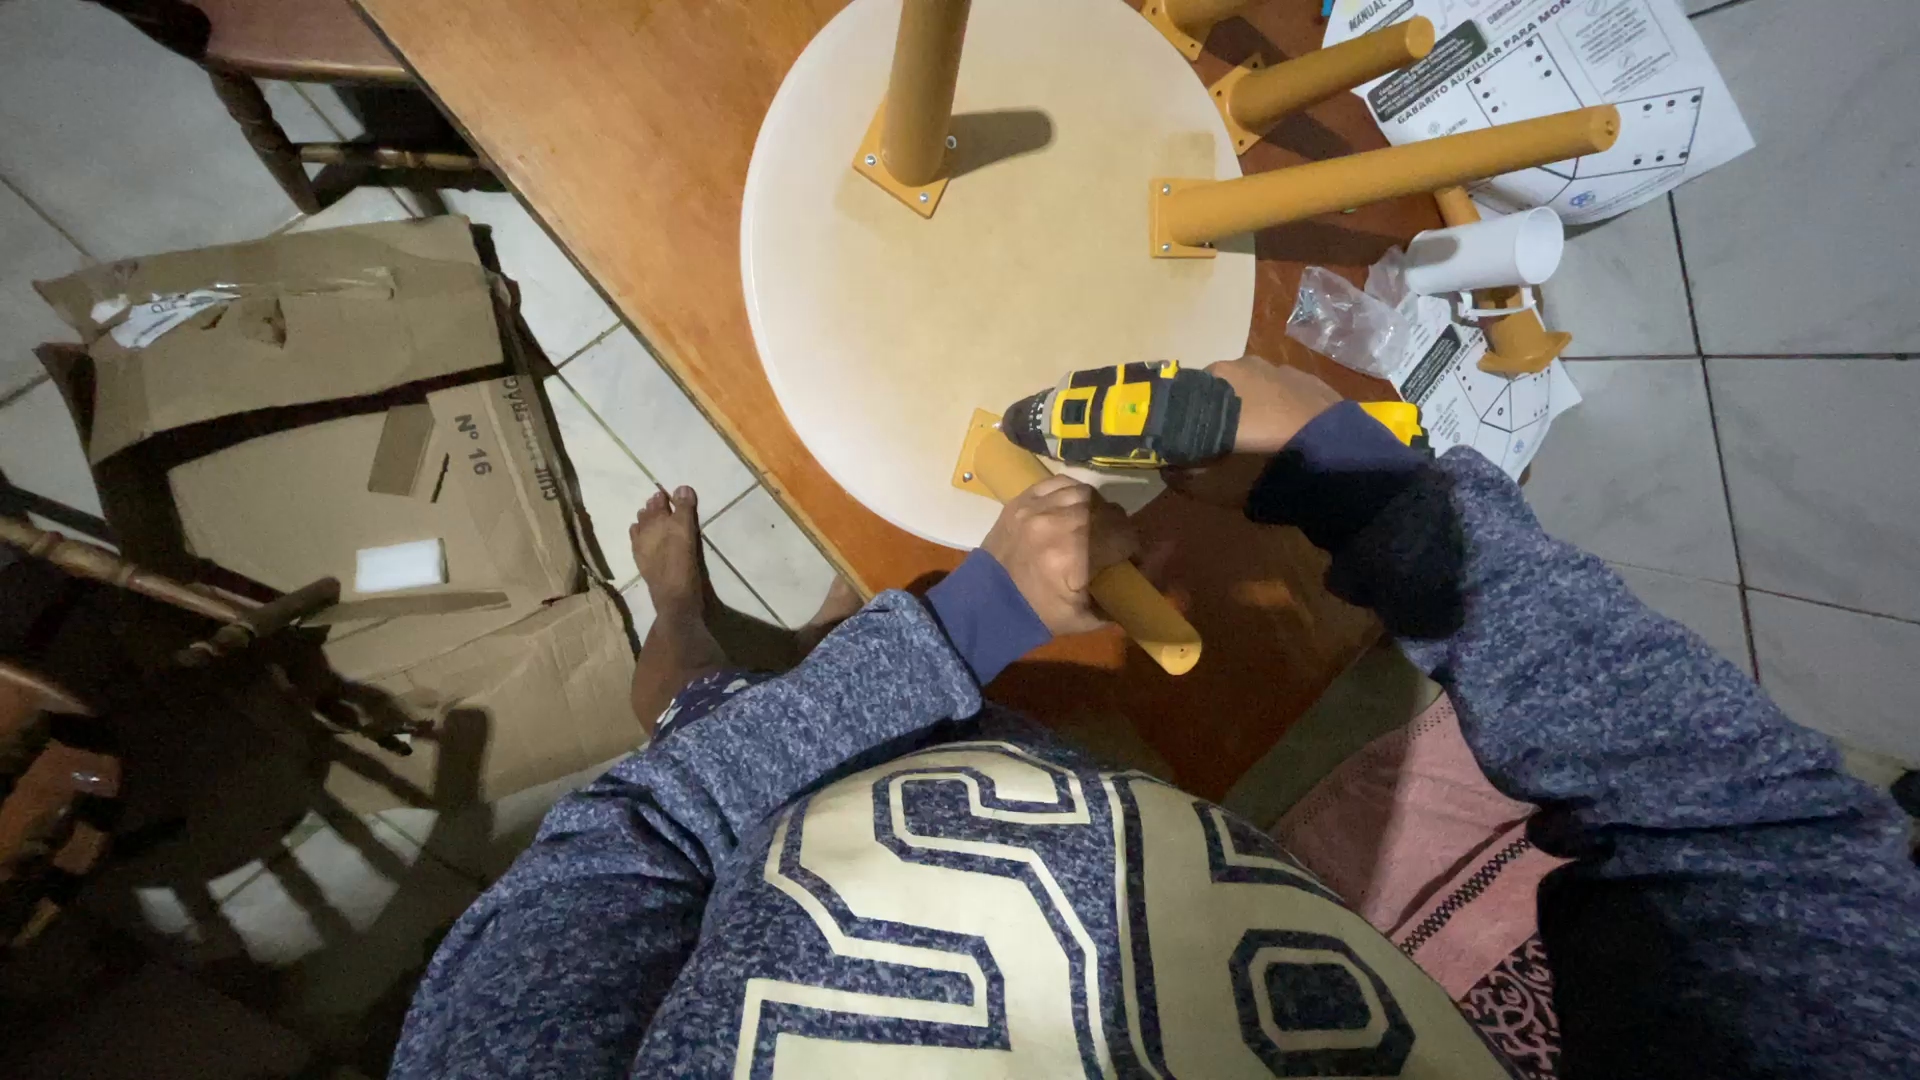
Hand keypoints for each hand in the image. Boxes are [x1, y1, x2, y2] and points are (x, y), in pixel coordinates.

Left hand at [982, 475, 1139, 636]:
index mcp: (1074, 557)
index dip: (1134, 549)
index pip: (1125, 537)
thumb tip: (1145, 580)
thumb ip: (1121, 600)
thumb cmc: (1040, 614)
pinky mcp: (1022, 500)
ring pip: (1086, 494)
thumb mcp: (1087, 618)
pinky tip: (1075, 507)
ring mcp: (1036, 508)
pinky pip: (1060, 482)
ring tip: (1095, 524)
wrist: (988, 603)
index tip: (1131, 559)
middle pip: (1108, 512)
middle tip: (1114, 544)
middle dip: (1119, 529)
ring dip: (1098, 509)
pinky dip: (1074, 492)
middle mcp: (1056, 525)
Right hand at [1165, 355, 1339, 508]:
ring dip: (1249, 407)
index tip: (1181, 441)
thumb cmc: (1258, 470)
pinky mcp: (1312, 380)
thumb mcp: (1207, 485)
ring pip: (1252, 388)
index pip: (1181, 396)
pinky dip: (1277, 409)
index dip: (1180, 420)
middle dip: (1214, 411)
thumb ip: (1179, 473)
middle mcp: (1243, 365)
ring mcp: (1281, 369)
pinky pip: (1282, 393)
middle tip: (1218, 442)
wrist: (1337, 466)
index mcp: (1213, 382)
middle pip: (1217, 388)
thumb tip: (1168, 466)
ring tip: (1256, 438)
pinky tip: (1283, 433)